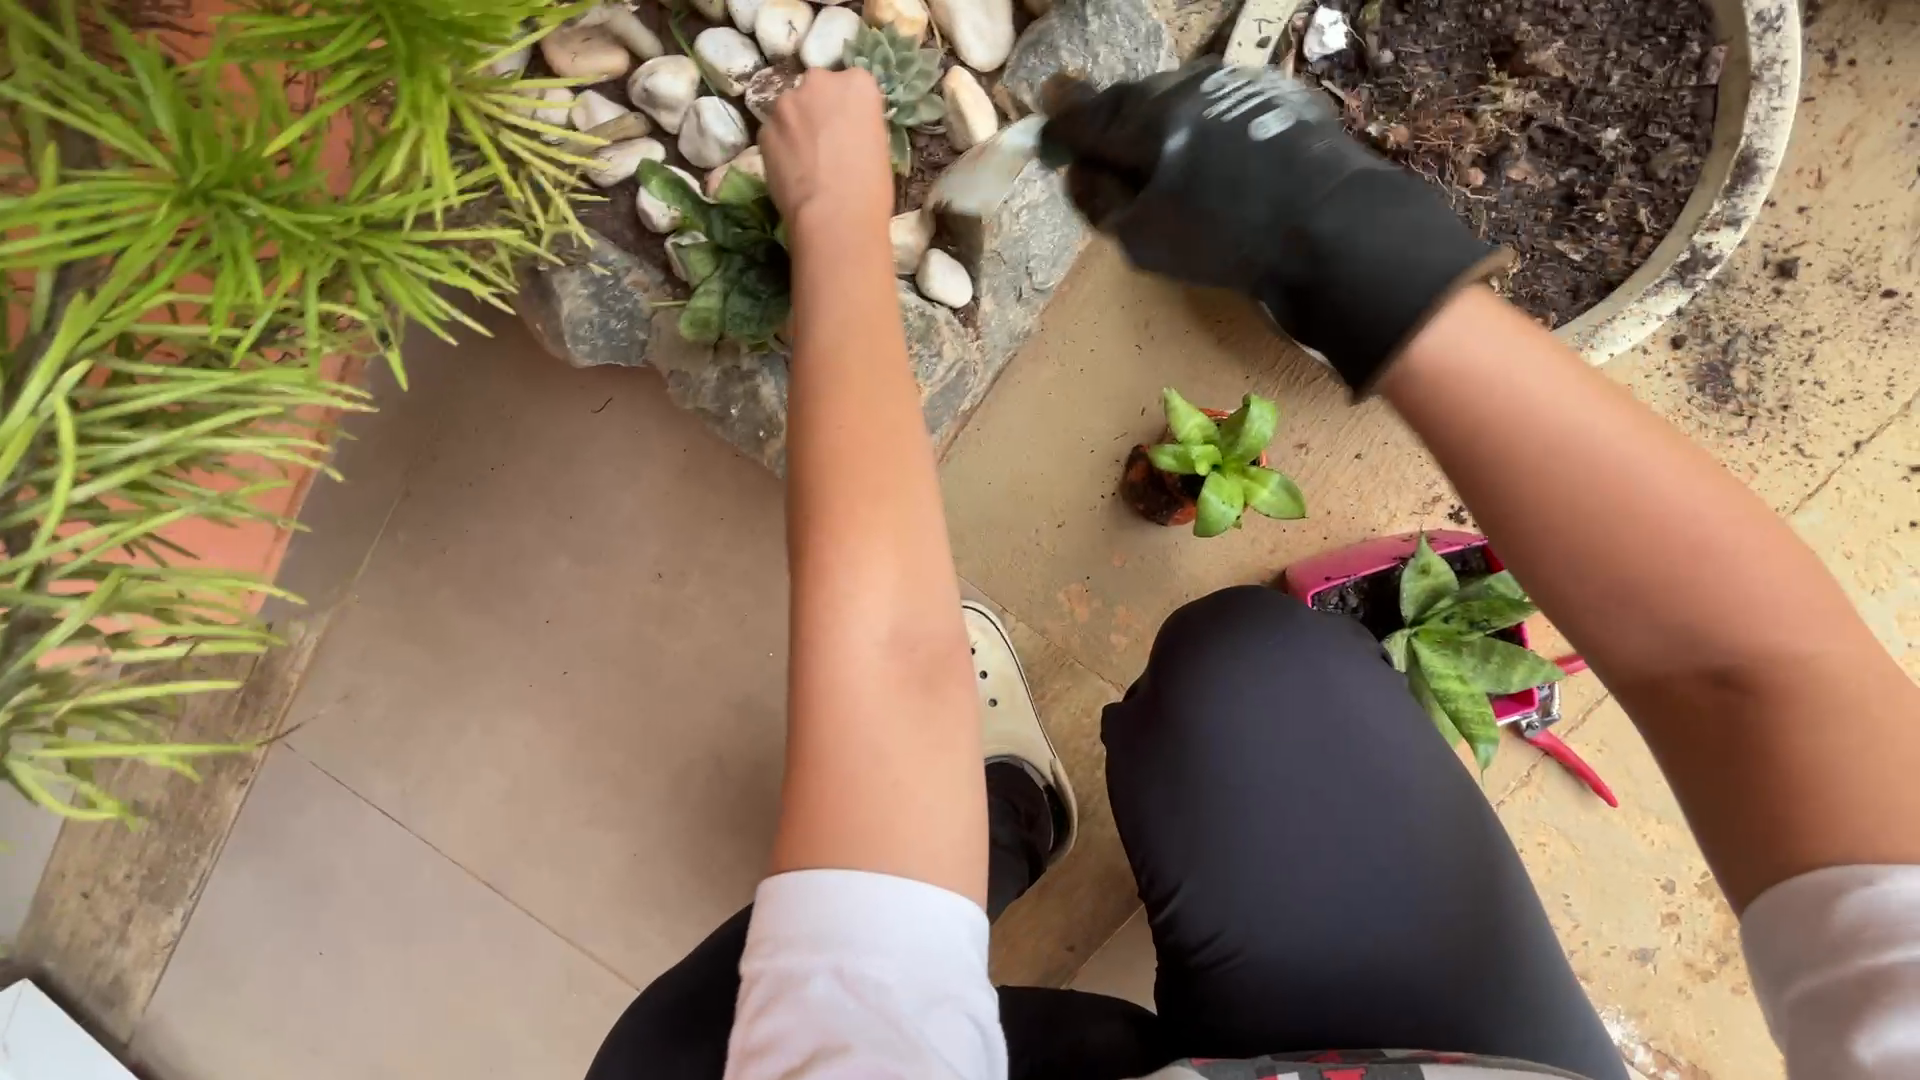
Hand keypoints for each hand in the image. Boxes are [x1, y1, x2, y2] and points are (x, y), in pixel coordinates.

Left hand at [758, 69, 895, 235]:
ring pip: (792, 110)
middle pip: (818, 89)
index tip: (852, 131)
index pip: (854, 85)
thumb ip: (860, 127)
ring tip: (806, 163)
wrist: (834, 218)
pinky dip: (781, 149)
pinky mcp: (764, 129)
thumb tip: (846, 134)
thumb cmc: (870, 190)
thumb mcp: (879, 149)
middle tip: (827, 145)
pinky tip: (791, 174)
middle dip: (820, 110)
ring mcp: (786, 103)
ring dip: (797, 128)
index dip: (852, 111)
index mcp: (857, 84)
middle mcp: (819, 81)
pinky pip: (774, 134)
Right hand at [1042, 62, 1509, 391]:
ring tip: (1137, 141)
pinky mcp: (1277, 101)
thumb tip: (1078, 173)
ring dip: (1150, 116)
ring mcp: (1240, 89)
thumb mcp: (1144, 239)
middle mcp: (1194, 88)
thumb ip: (1101, 203)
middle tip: (1085, 125)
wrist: (1335, 232)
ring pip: (1177, 95)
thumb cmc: (1228, 242)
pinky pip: (1215, 106)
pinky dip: (1192, 123)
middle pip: (1135, 96)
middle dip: (1106, 113)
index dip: (1063, 125)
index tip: (1044, 128)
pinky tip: (1195, 148)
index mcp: (1153, 118)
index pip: (1092, 117)